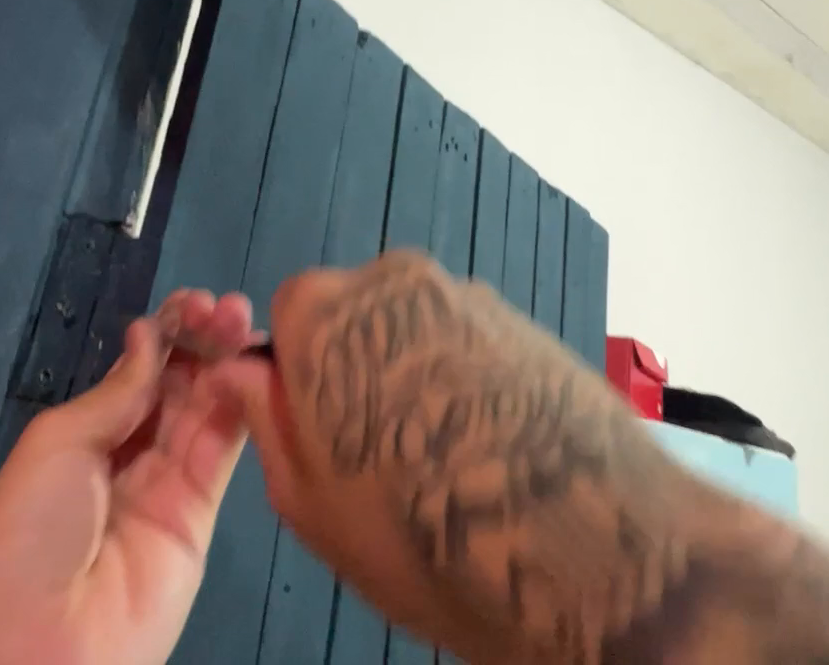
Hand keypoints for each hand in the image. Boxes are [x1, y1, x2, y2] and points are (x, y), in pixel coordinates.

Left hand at [0, 290, 256, 664]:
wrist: (36, 653)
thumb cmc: (27, 532)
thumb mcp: (57, 446)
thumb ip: (117, 393)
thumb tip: (148, 337)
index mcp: (85, 434)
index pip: (137, 370)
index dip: (165, 333)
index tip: (192, 302)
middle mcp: (130, 453)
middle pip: (176, 385)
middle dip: (200, 339)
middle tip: (226, 306)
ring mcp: (167, 485)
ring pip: (204, 410)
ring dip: (224, 362)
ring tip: (242, 319)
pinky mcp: (199, 517)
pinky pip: (221, 453)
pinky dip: (238, 407)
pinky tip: (246, 366)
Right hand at [210, 252, 554, 660]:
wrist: (588, 547)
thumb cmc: (420, 532)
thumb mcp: (310, 500)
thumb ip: (265, 418)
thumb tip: (240, 369)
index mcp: (324, 313)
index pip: (289, 313)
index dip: (300, 370)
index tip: (324, 426)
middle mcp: (392, 280)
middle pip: (354, 312)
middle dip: (356, 363)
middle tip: (385, 446)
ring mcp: (465, 293)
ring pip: (414, 324)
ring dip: (415, 369)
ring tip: (450, 451)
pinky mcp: (524, 316)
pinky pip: (469, 337)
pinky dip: (468, 375)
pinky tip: (496, 441)